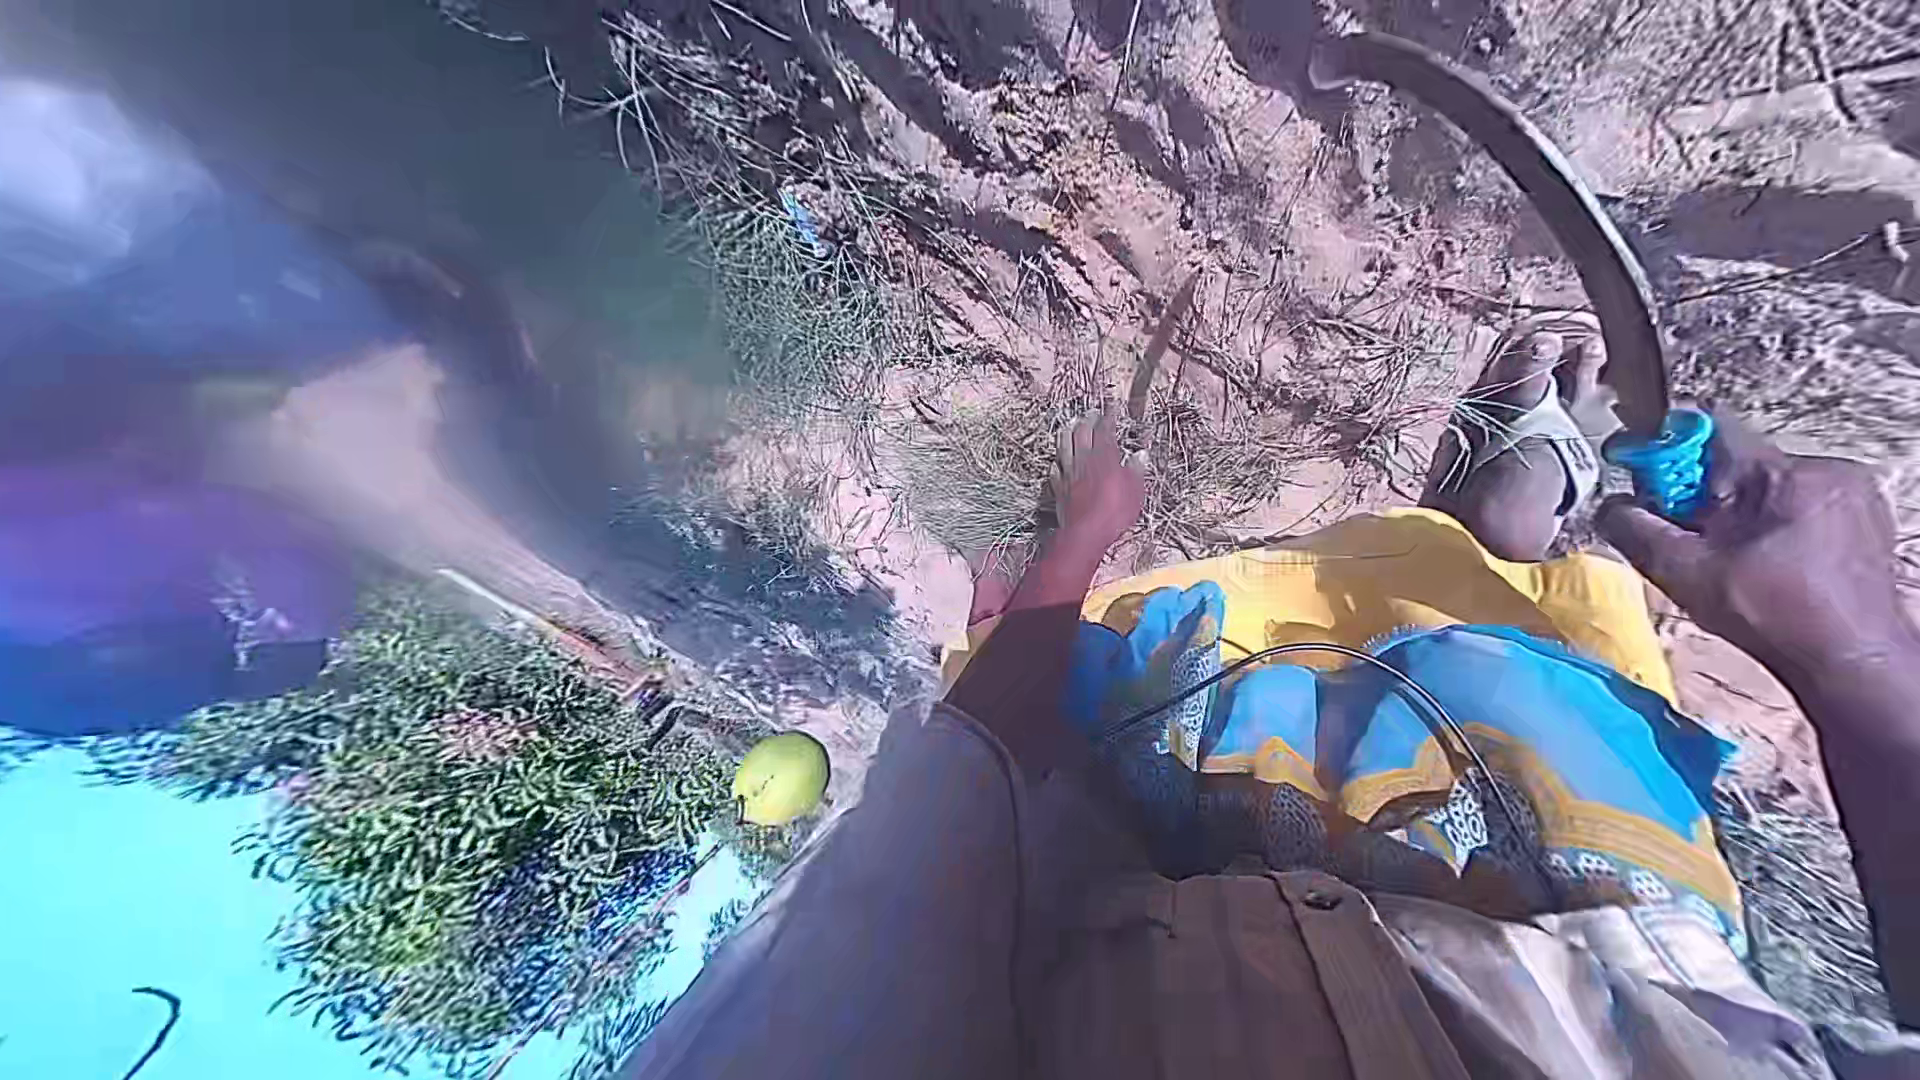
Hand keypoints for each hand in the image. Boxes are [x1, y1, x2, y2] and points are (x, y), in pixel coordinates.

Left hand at [1052, 410, 1146, 559]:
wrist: (1085, 532)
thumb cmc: (1115, 511)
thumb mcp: (1135, 490)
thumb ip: (1136, 470)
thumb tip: (1141, 454)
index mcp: (1104, 456)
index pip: (1104, 429)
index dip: (1107, 417)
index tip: (1110, 408)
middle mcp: (1083, 459)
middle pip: (1081, 433)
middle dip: (1086, 420)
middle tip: (1090, 413)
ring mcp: (1068, 472)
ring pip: (1064, 446)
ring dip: (1067, 433)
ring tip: (1070, 425)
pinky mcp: (1058, 487)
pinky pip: (1055, 468)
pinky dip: (1057, 460)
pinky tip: (1058, 460)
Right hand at [1597, 413, 1915, 690]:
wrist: (1848, 655)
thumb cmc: (1759, 607)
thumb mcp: (1672, 564)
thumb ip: (1627, 523)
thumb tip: (1610, 502)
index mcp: (1780, 476)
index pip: (1706, 426)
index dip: (1659, 444)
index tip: (1636, 475)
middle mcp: (1824, 470)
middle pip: (1726, 459)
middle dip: (1688, 489)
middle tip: (1676, 531)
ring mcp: (1850, 491)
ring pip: (1753, 481)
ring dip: (1720, 507)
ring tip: (1713, 549)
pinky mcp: (1859, 513)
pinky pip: (1785, 498)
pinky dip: (1752, 518)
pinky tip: (1748, 555)